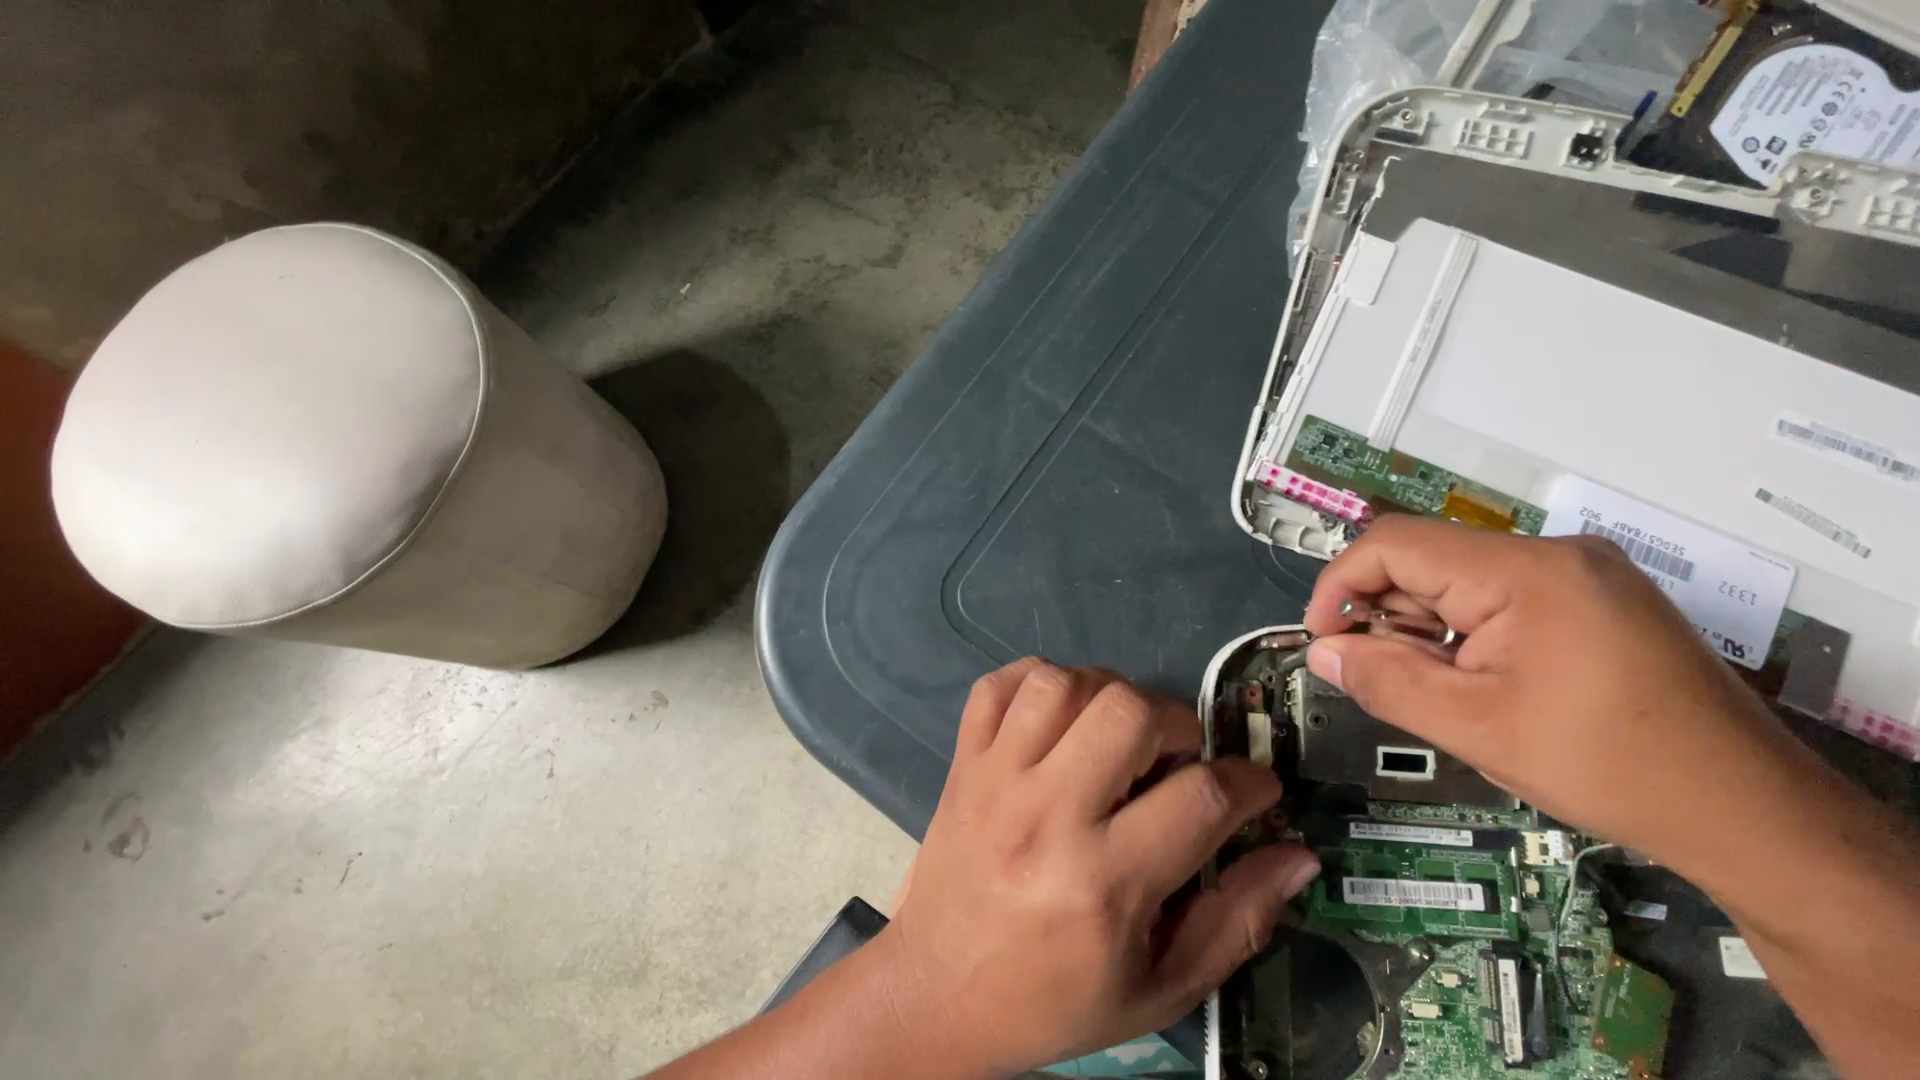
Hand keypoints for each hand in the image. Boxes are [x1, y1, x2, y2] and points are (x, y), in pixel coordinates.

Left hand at [875, 660, 1320, 1079]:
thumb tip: (1298, 856)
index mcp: (1101, 883)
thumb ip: (1237, 921)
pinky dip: (1039, 682)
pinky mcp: (961, 764)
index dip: (1249, 783)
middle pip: (1129, 713)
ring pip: (1062, 683)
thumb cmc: (1054, 1001)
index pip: (1200, 796)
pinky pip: (999, 685)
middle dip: (1177, 725)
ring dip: (1108, 695)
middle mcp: (1045, 816)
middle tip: (1179, 762)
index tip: (1258, 789)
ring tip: (1119, 737)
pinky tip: (1062, 718)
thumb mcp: (1160, 988)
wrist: (937, 994)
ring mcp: (994, 780)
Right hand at [1300, 516, 1816, 870]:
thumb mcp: (1474, 728)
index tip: (1323, 642)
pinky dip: (1467, 634)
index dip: (1340, 585)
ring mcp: (1583, 576)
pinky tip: (1476, 683)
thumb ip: (1385, 681)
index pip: (1395, 544)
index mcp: (1523, 571)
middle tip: (1381, 680)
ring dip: (1426, 629)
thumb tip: (1321, 651)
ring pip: (1463, 581)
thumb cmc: (1605, 765)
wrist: (1749, 812)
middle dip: (1386, 615)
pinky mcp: (1599, 602)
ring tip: (1435, 692)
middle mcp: (1555, 554)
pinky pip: (1504, 598)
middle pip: (1429, 560)